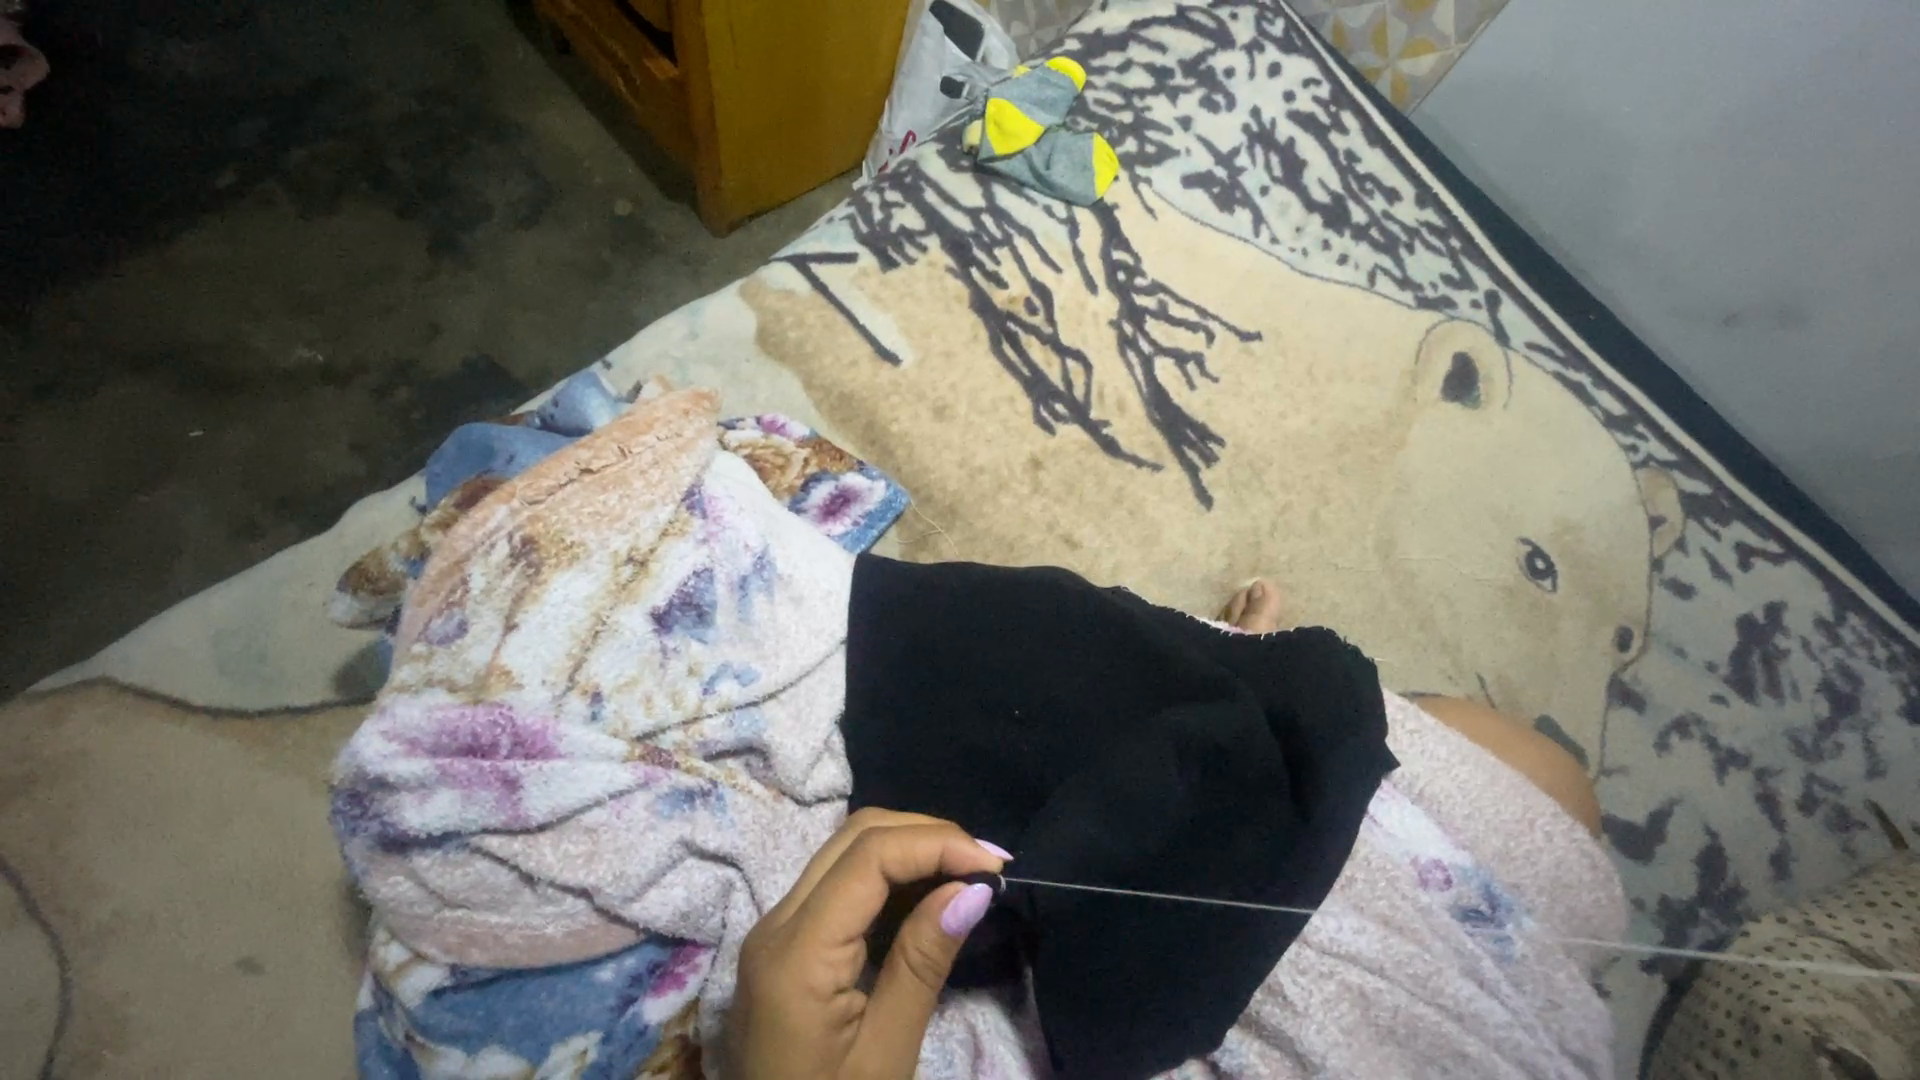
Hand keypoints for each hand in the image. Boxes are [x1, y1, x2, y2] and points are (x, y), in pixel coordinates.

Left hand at [725, 808, 1009, 1079]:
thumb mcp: (885, 1056)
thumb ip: (922, 964)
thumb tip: (973, 888)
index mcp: (796, 954)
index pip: (869, 855)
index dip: (937, 843)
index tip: (993, 865)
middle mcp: (776, 922)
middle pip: (855, 836)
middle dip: (926, 835)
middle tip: (985, 865)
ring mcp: (775, 928)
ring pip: (846, 849)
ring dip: (909, 847)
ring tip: (967, 874)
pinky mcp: (784, 941)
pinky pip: (839, 880)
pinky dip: (889, 873)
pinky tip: (928, 893)